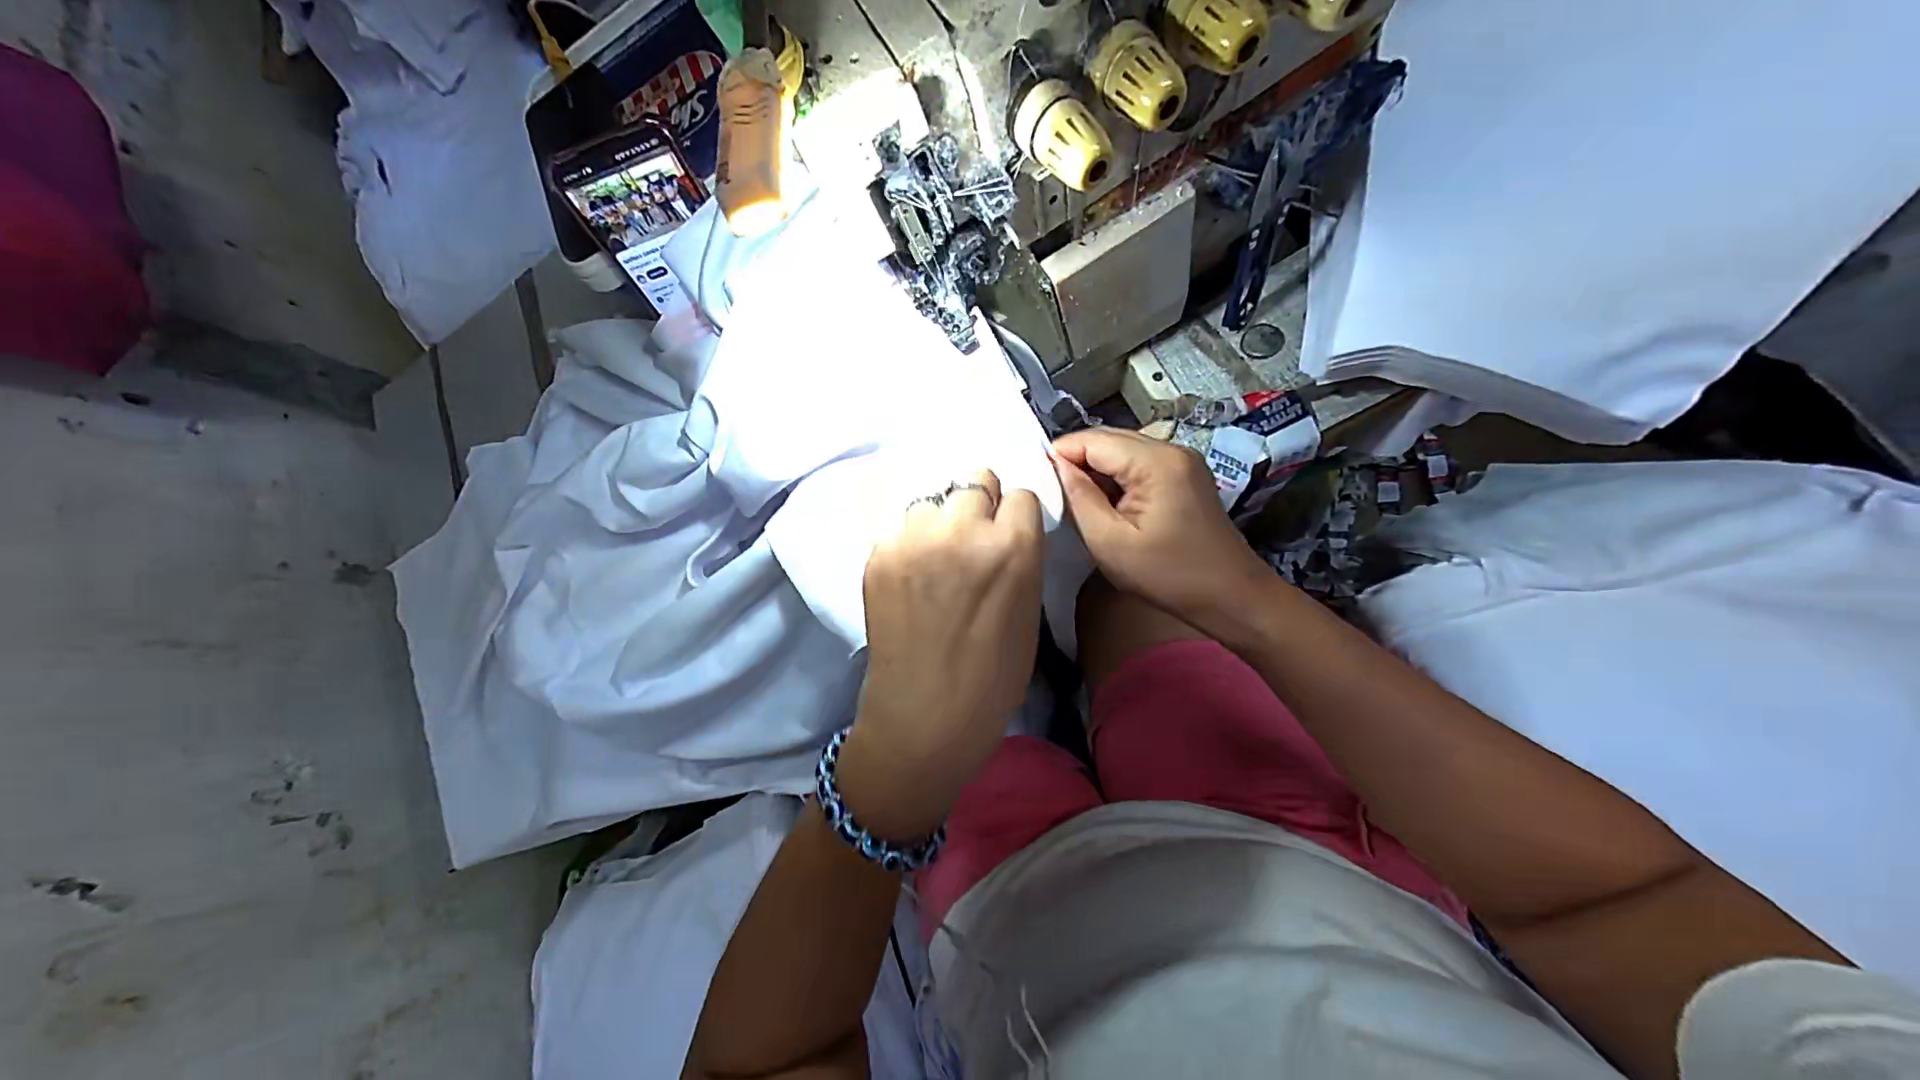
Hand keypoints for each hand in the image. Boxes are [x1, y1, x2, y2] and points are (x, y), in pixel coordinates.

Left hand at [837, 470, 1043, 843]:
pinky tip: (910, 579)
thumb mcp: (1028, 613)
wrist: (924, 716)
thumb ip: (1018, 561)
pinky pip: (900, 529)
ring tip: (935, 560)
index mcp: (1014, 547)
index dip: (1014, 516)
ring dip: (939, 522)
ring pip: (932, 502)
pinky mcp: (879, 553)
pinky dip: (908, 545)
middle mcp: (964, 530)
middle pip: (974, 481)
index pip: (1021, 495)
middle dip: (978, 507)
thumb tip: (1003, 534)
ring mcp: (915, 539)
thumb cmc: (992, 678)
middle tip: (970, 541)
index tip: (1007, 534)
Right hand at [1051, 428, 1274, 636]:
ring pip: (1122, 452)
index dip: (1060, 454)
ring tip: (1075, 502)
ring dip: (1096, 472)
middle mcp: (1171, 449)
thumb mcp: (1111, 543)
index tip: (1036, 480)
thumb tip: (1057, 467)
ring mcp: (1182, 461)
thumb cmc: (1169, 576)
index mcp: (1156, 462)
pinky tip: (1105, 505)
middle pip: (1109, 440)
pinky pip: (1139, 466)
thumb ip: (1079, 499)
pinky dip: (1116, 480)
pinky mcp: (1185, 476)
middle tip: (1051, 493)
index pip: (1093, 439)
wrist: (1231, 597)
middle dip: (1076, 462)